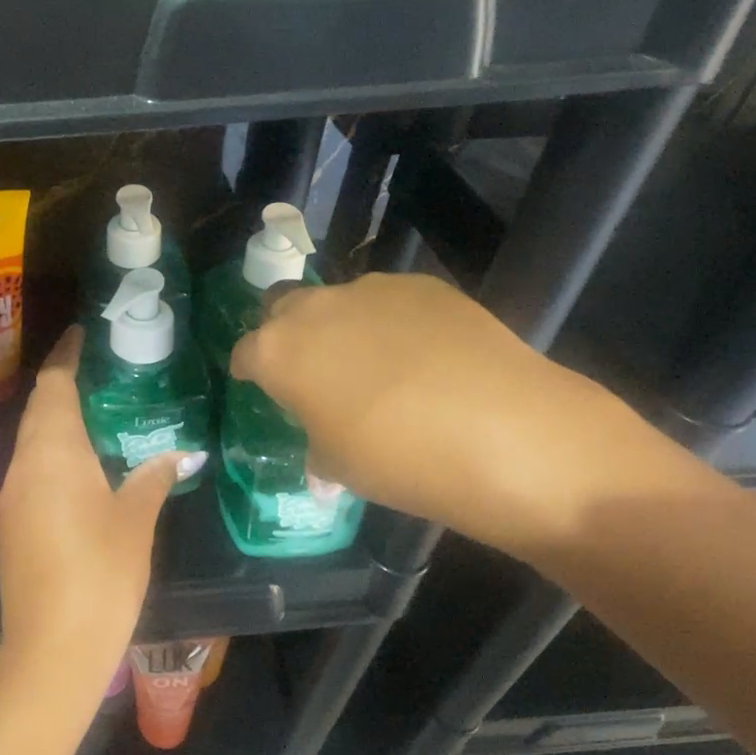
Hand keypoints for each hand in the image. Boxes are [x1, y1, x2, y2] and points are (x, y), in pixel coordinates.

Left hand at [0, 326, 199, 670]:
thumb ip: (153, 479)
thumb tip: (177, 453)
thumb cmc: (101, 575)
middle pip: (39, 408)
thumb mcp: (136, 522)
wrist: (52, 649)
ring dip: (59, 420)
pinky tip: (84, 464)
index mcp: (53, 452)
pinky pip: (32, 469)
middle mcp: (24, 464)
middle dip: (64, 383)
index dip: (67, 355)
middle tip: (104, 369)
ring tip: (100, 410)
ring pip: (32, 440)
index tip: (86, 334)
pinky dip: (54, 453)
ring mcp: (12, 495)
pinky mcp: (12, 523)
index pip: (53, 385)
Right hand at [229, 274, 702, 557]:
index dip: (252, 373)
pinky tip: (426, 360)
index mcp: (277, 353)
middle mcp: (314, 309)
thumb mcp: (341, 468)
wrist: (510, 434)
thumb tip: (324, 448)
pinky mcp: (425, 286)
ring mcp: (372, 290)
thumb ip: (317, 444)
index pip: (245, 353)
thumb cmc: (403, 462)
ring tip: (379, 369)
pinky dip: (394, 324)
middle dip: (288, 335)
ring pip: (339, 302)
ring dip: (343, 328)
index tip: (264, 390)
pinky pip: (391, 302)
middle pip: (282, 309)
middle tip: (313, 374)